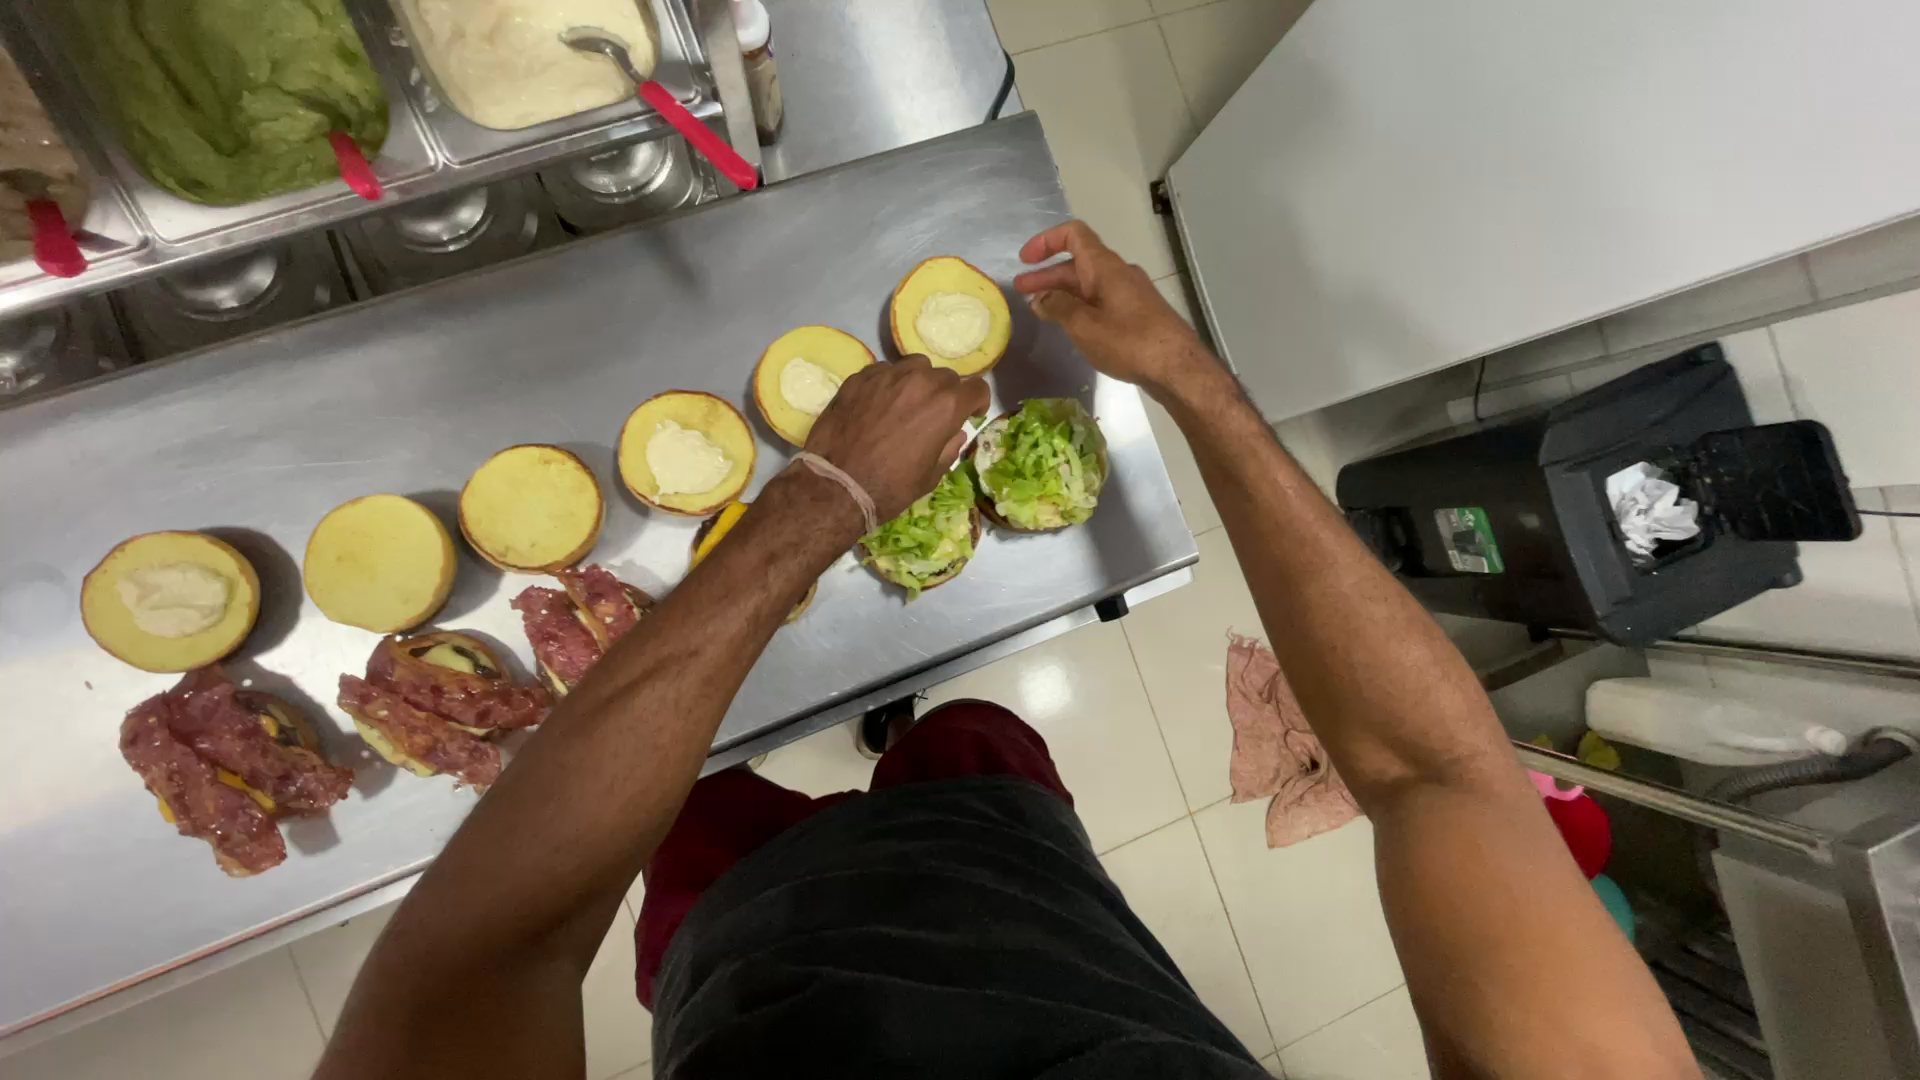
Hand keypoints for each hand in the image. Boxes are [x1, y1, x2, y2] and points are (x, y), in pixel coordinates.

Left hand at [804, 355, 990, 523]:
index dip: (977, 402)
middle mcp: (920, 382)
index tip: (970, 414)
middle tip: (935, 415)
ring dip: (919, 382)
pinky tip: (879, 404)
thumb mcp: (931, 476)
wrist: (837, 485)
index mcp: (945, 406)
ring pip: (915, 366)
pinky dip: (889, 383)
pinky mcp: (859, 378)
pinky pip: (884, 371)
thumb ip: (949, 448)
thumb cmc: (890, 488)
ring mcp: (887, 375)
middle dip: (947, 394)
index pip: (976, 388)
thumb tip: (955, 434)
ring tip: (907, 403)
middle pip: (946, 376)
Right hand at [1014, 221, 1216, 395]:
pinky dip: (1080, 306)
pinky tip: (1071, 326)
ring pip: (1089, 285)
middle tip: (1021, 291)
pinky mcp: (1136, 315)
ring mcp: (1130, 294)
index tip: (1025, 260)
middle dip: (1047, 275)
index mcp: (1105, 267)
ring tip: (1040, 310)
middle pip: (1078, 264)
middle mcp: (1118, 273)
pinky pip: (1101, 301)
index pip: (1074, 235)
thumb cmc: (1129, 342)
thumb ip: (1059, 308)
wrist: (1176, 367)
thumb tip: (1041, 298)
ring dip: (1063, 293)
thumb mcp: (1084, 326)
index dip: (1046, 241)